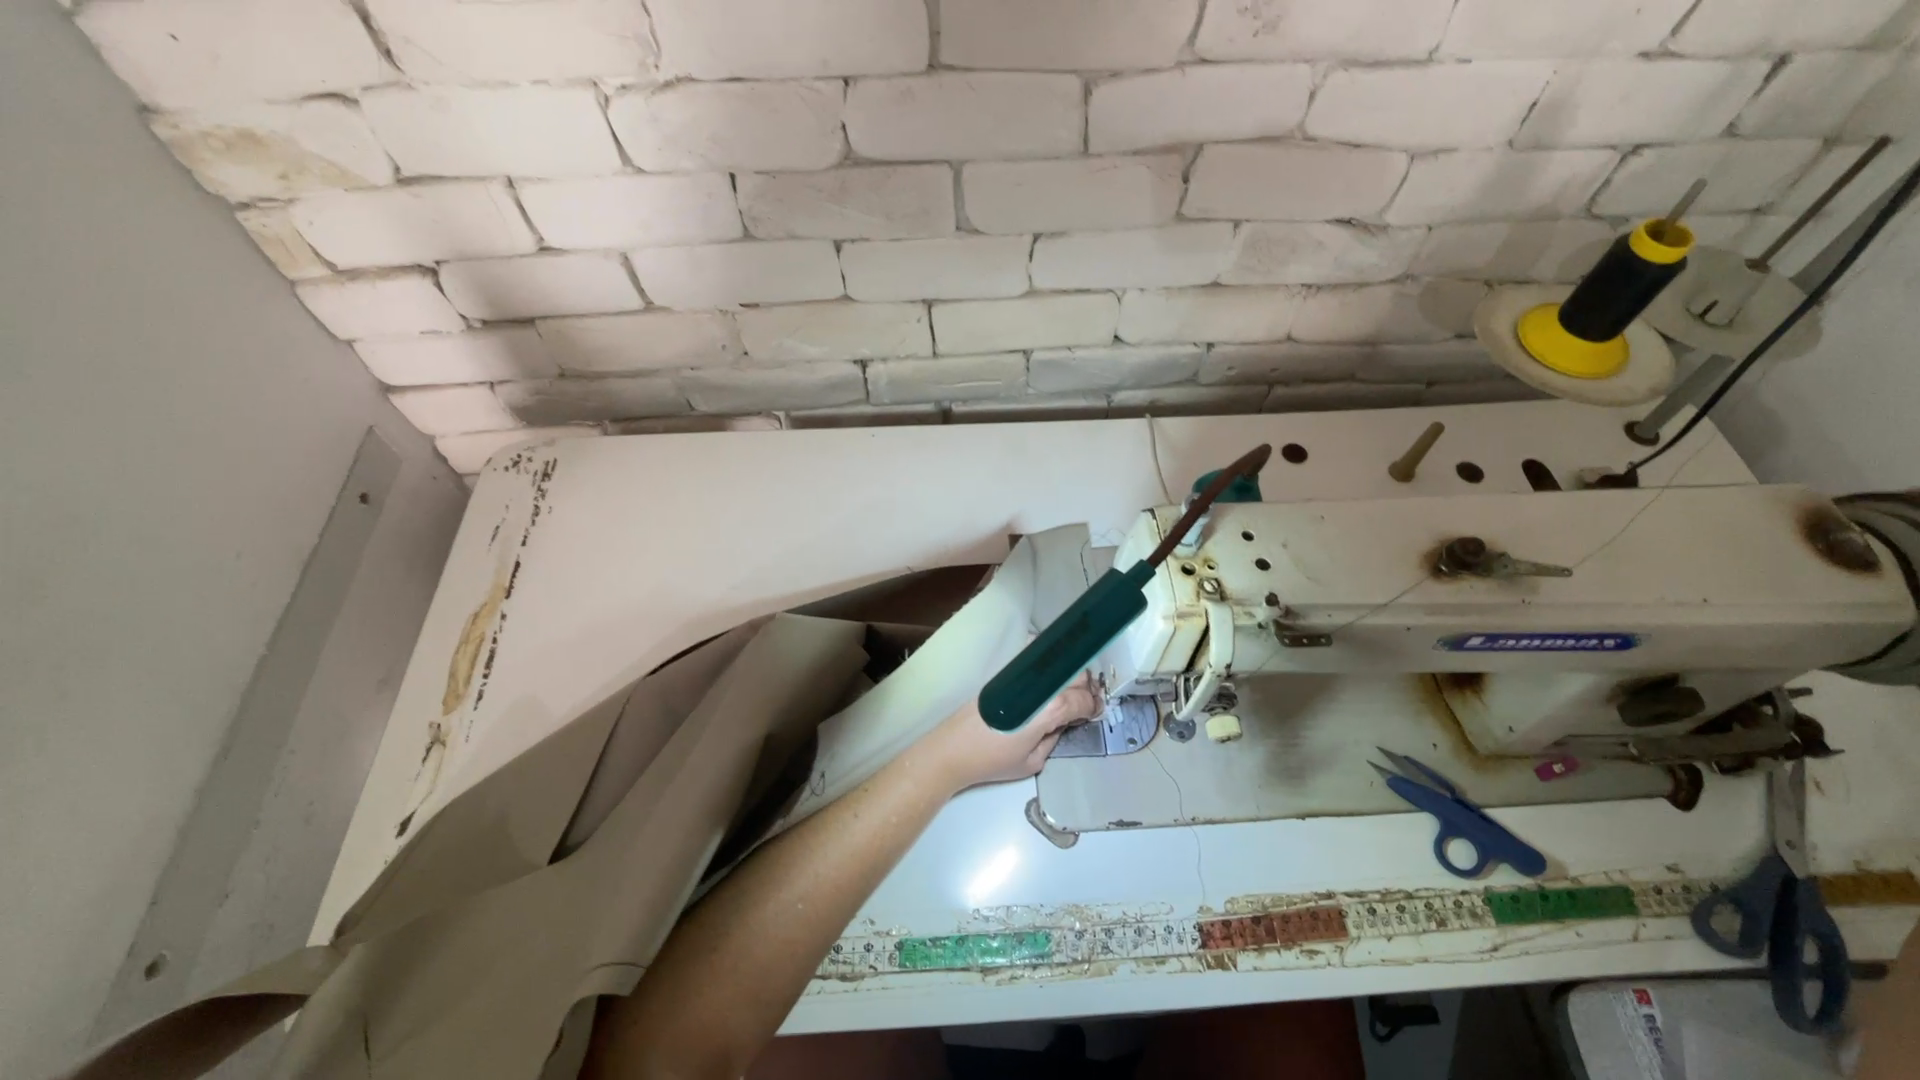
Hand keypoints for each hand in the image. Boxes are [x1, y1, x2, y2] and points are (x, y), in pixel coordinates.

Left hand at [915, 675, 1100, 794]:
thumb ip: (1053, 740)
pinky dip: (1045, 662)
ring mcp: (1020, 673)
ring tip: (1066, 691)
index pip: (1082, 700)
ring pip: (1056, 663)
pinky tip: (1046, 677)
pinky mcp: (1003, 670)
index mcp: (1049, 709)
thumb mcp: (1032, 761)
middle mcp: (1039, 685)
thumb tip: (1061, 725)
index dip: (1092, 707)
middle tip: (1083, 702)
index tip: (1093, 713)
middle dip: (1084, 688)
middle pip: (1074, 675)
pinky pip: (1032, 657)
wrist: (952, 749)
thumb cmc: (993, 761)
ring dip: (1067, 674)